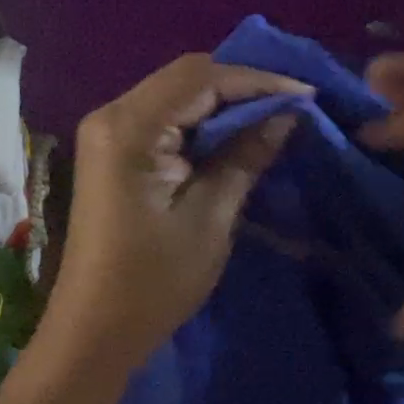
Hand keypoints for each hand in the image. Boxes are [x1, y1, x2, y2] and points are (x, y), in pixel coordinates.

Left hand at [42, 54, 306, 380]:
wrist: (95, 326)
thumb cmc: (153, 280)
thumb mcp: (209, 217)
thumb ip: (244, 156)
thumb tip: (285, 115)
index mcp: (128, 127)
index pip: (198, 78)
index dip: (255, 80)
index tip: (307, 96)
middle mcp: (110, 114)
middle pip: (184, 78)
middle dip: (241, 86)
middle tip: (295, 104)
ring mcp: (106, 130)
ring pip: (174, 93)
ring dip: (222, 101)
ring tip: (275, 114)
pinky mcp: (111, 149)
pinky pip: (162, 116)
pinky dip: (200, 120)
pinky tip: (235, 131)